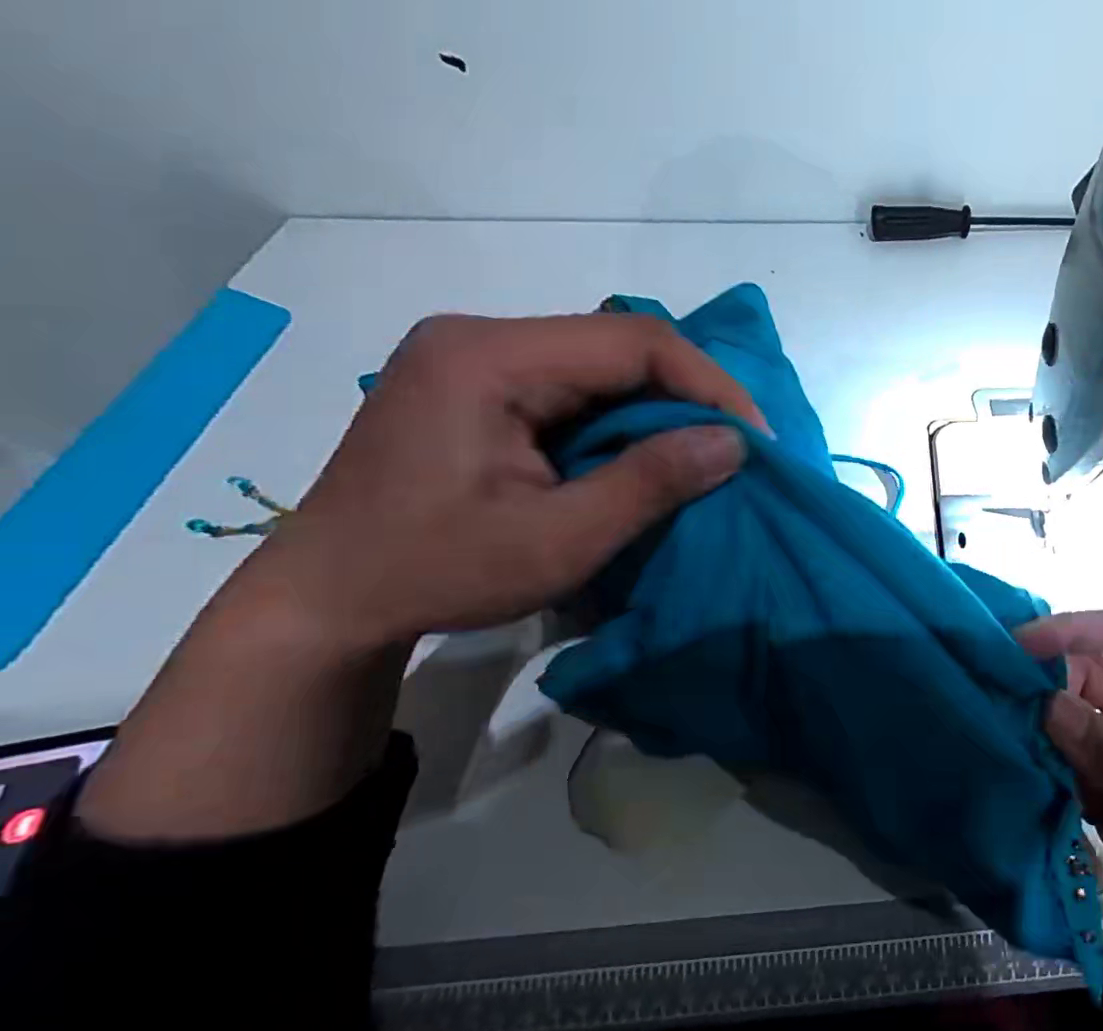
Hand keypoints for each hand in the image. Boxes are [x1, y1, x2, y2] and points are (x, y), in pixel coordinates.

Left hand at [239, 312, 768, 652]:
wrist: (327, 601)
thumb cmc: (438, 572)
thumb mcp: (558, 539)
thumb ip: (650, 483)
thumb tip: (734, 442)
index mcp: (487, 359)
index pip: (632, 342)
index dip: (709, 384)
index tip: (756, 439)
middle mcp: (479, 339)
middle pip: (618, 345)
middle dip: (692, 395)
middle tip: (739, 449)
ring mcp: (474, 360)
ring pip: (602, 366)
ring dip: (662, 408)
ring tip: (707, 453)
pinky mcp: (478, 388)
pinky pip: (575, 388)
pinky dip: (625, 421)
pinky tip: (648, 454)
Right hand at [1016, 611, 1102, 1013]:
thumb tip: (1048, 705)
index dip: (1073, 629)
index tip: (1016, 645)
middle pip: (1086, 672)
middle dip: (1038, 674)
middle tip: (983, 693)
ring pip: (1068, 713)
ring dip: (1029, 716)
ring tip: (982, 723)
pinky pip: (1064, 758)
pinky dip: (1035, 756)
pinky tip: (1004, 762)